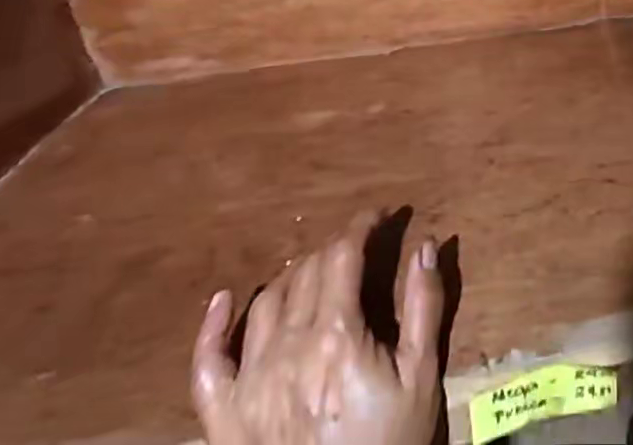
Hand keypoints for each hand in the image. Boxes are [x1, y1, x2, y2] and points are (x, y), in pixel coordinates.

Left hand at [192, 211, 443, 444]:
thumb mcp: (421, 379)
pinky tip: (223, 300)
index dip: (362, 226)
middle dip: (335, 250)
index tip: (378, 216)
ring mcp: (251, 381)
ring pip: (267, 303)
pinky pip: (207, 363)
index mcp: (336, 334)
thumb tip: (425, 244)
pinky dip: (212, 328)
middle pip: (307, 272)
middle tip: (356, 250)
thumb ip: (424, 307)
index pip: (343, 254)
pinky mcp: (225, 416)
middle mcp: (288, 347)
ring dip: (293, 277)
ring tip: (314, 272)